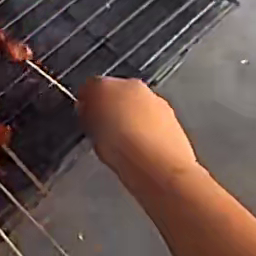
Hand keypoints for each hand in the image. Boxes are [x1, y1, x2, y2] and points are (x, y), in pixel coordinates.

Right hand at [78, 76, 201, 189]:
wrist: (162, 169)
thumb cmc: (123, 155)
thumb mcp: (94, 139)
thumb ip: (89, 119)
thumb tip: (89, 115)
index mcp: (103, 87)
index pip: (89, 87)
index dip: (86, 103)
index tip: (86, 117)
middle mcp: (129, 85)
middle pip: (114, 90)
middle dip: (110, 105)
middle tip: (106, 128)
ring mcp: (151, 97)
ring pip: (135, 101)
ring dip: (130, 113)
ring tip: (127, 140)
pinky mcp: (170, 111)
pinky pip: (151, 112)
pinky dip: (147, 122)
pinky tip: (145, 143)